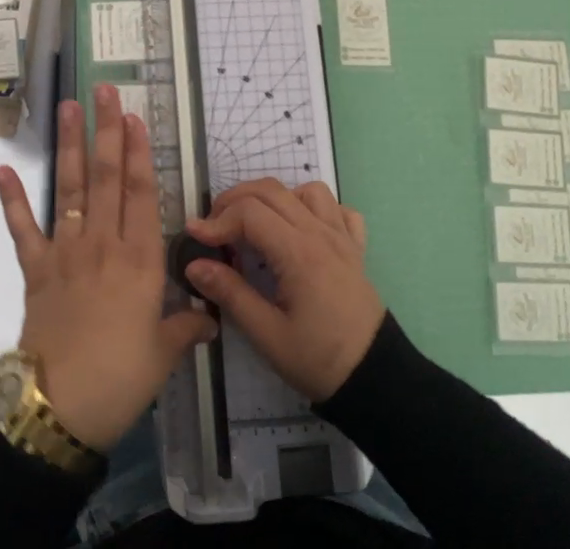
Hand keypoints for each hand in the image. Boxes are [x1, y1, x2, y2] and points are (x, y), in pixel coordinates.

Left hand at [0, 85, 215, 448]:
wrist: (61, 403)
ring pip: (70, 190)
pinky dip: (12, 200)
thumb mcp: (164, 353)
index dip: (139, 152)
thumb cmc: (122, 376)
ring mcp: (65, 253)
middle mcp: (103, 244)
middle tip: (103, 90)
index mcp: (140, 260)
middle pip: (107, 178)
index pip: (142, 194)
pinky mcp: (35, 270)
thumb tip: (209, 316)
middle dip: (106, 131)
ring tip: (67, 108)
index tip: (135, 117)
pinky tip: (2, 170)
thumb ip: (186, 327)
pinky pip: (22, 229)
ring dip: (69, 147)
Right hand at [184, 178, 383, 400]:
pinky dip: (313, 208)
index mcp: (298, 253)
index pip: (249, 213)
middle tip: (214, 229)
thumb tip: (194, 265)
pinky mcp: (355, 250)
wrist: (376, 378)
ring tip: (255, 225)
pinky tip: (299, 229)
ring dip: (274, 198)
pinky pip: (337, 209)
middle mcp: (321, 234)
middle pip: (271, 191)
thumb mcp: (266, 335)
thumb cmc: (318, 360)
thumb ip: (230, 293)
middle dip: (234, 201)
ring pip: (306, 191)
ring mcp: (342, 239)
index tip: (193, 238)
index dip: (216, 221)